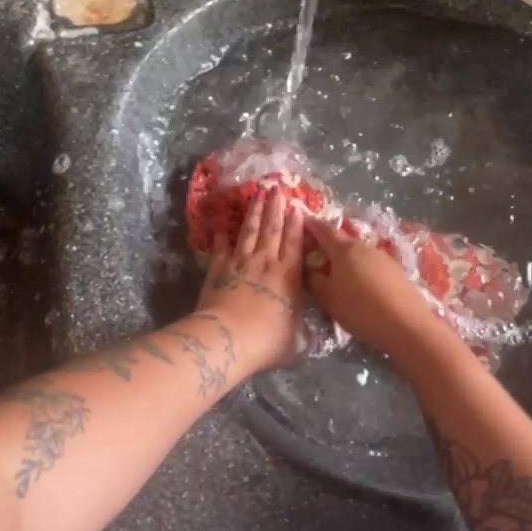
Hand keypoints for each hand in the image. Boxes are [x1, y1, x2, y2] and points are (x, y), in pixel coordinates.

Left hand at [197, 186, 304, 371]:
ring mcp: (240, 261)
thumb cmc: (266, 341)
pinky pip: (221, 246)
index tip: (296, 207)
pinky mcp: (218, 267)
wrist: (227, 337)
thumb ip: (303, 332)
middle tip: (276, 188)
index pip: (295, 243)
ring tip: (257, 195)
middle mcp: (266, 262)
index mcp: (288, 276)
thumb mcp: (295, 341)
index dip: (296, 224)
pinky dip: (222, 235)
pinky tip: (222, 226)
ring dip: (254, 213)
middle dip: (275, 208)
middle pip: (272, 229)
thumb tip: (313, 337)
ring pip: (249, 231)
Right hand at [307, 218, 446, 358]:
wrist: (406, 324)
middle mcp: (364, 247)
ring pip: (359, 254)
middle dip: (329, 245)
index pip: (324, 229)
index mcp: (344, 249)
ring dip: (348, 260)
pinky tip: (364, 288)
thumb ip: (314, 279)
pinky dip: (363, 271)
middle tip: (318, 256)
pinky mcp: (397, 272)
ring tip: (340, 276)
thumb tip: (310, 268)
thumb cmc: (360, 308)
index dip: (312, 225)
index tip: (303, 223)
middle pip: (342, 241)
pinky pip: (373, 266)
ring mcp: (383, 258)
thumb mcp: (327, 297)